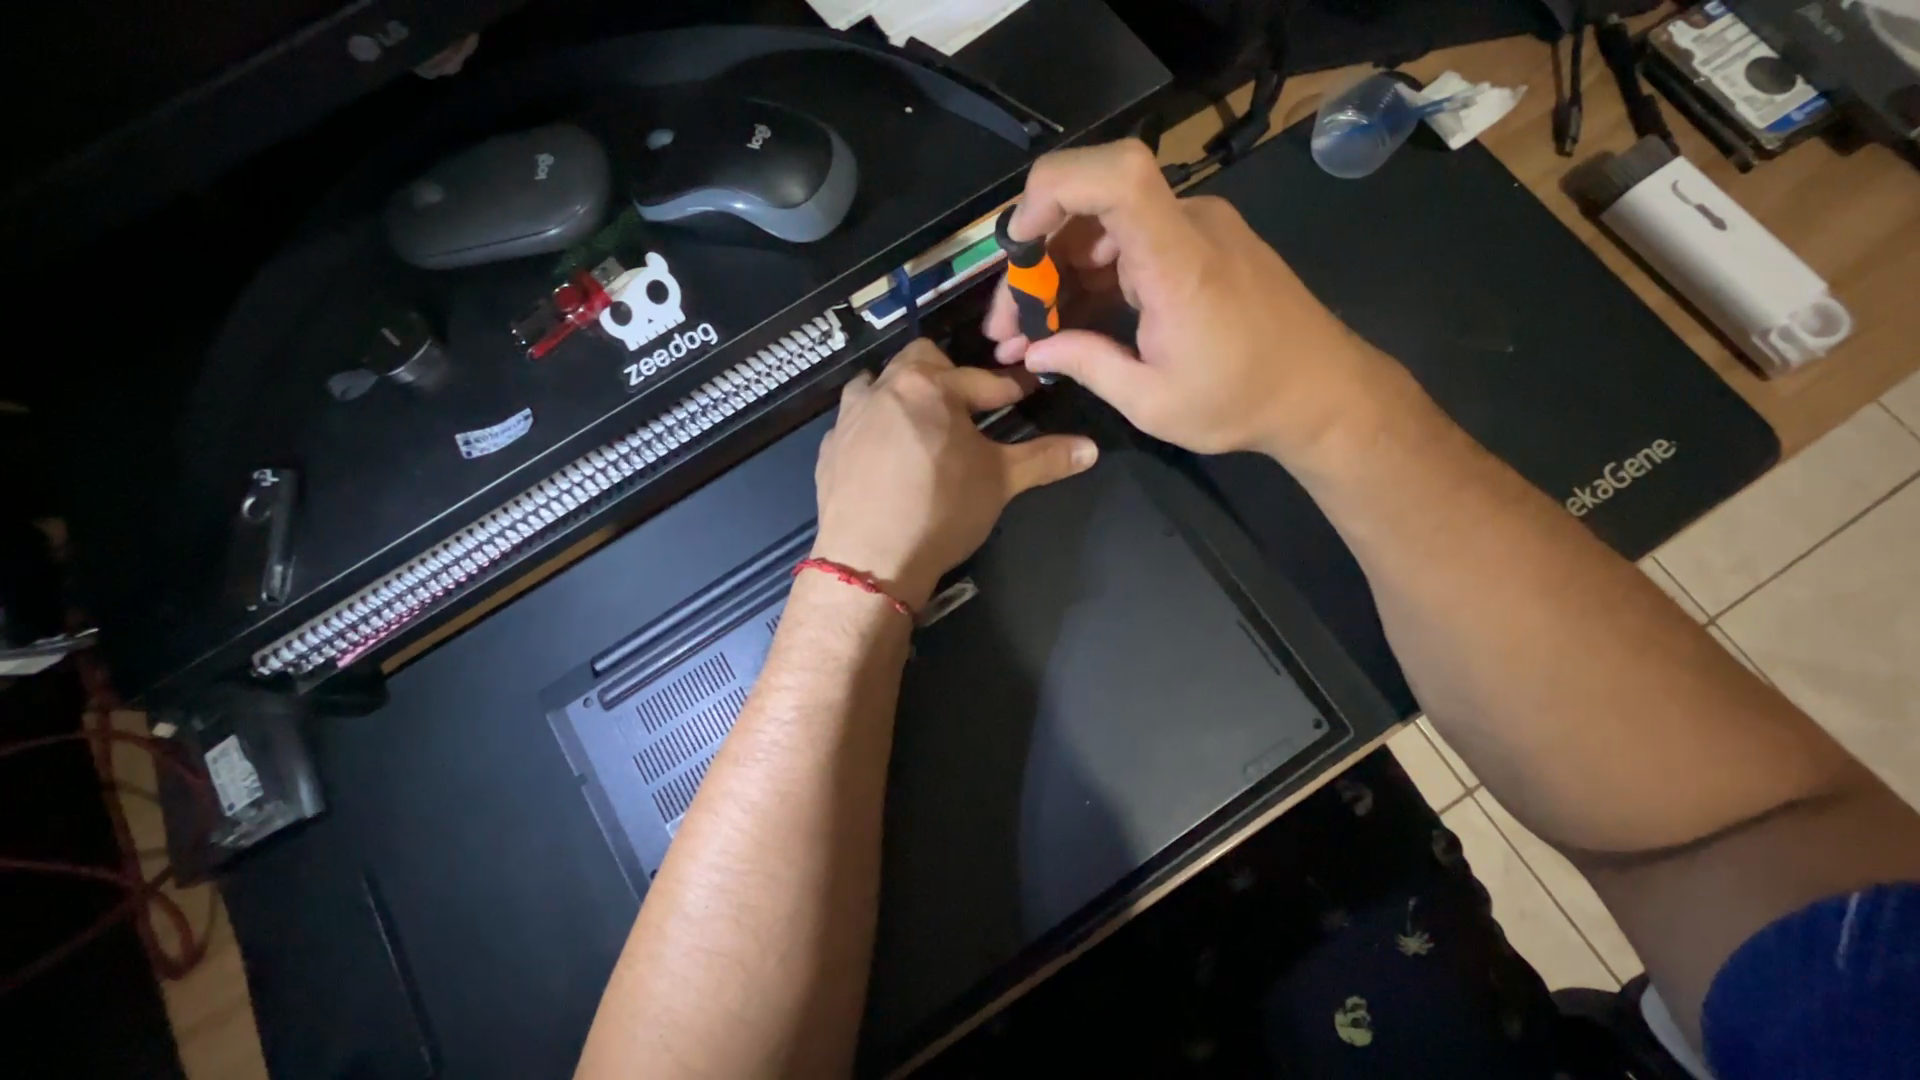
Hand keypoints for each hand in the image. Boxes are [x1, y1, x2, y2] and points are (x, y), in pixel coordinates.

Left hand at [811, 340, 1097, 607]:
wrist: (869, 560)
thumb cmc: (941, 510)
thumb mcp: (1000, 482)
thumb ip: (1044, 458)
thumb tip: (1091, 448)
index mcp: (929, 386)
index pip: (982, 380)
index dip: (1010, 390)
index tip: (1028, 394)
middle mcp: (883, 388)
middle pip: (921, 361)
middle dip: (949, 376)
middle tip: (969, 409)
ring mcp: (849, 418)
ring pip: (878, 385)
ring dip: (902, 395)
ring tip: (922, 426)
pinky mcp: (828, 449)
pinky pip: (855, 423)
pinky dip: (874, 429)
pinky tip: (886, 457)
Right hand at [984, 140, 1399, 462]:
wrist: (1323, 393)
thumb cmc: (1241, 402)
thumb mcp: (1152, 400)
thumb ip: (1086, 364)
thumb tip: (1034, 347)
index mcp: (1179, 261)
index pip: (1116, 176)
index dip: (1054, 189)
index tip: (1018, 244)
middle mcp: (1190, 226)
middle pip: (1091, 206)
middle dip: (1035, 262)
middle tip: (1009, 326)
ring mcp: (1197, 230)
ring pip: (1105, 229)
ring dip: (1060, 275)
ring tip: (1032, 333)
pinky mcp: (1201, 244)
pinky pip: (1131, 245)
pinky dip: (1094, 277)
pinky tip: (1072, 320)